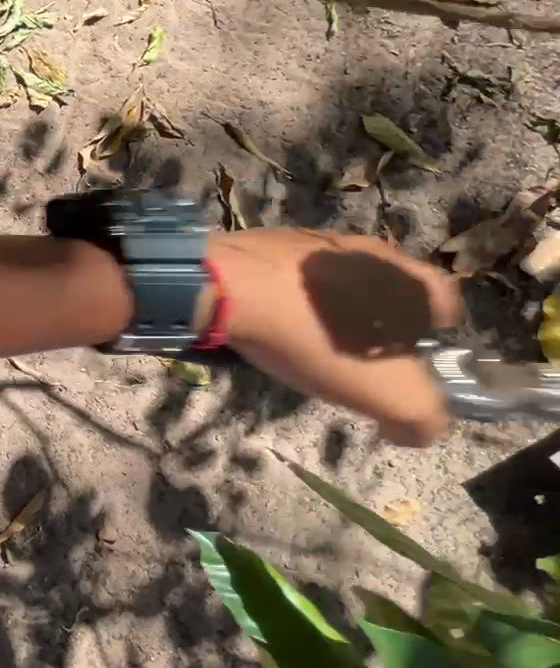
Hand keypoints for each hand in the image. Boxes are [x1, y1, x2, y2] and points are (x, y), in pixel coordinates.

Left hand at [209, 228, 462, 446]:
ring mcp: (311, 239)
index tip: (398, 359)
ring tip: (298, 335)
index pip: (443, 308)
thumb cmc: (316, 337)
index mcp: (412, 278)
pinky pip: (282, 272)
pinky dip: (278, 292)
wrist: (224, 287)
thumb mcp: (390, 396)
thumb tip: (410, 430)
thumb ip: (420, 418)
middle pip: (383, 291)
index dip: (425, 337)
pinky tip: (262, 314)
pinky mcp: (262, 238)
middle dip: (372, 321)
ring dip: (321, 307)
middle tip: (346, 351)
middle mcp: (367, 249)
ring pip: (330, 280)